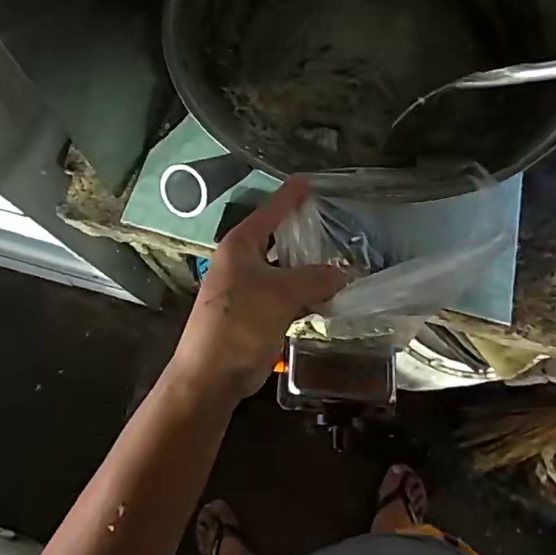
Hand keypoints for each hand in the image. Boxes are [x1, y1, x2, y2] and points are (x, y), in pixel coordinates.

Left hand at [169, 178, 348, 399]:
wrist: (211, 373)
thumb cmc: (240, 323)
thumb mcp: (281, 295)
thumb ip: (315, 279)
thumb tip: (344, 272)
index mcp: (240, 245)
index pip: (270, 211)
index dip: (290, 196)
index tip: (308, 180)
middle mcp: (240, 260)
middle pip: (277, 238)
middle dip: (304, 233)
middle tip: (336, 223)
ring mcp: (244, 286)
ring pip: (282, 268)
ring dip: (307, 268)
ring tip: (341, 260)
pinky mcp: (252, 311)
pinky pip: (283, 293)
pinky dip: (303, 293)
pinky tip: (327, 297)